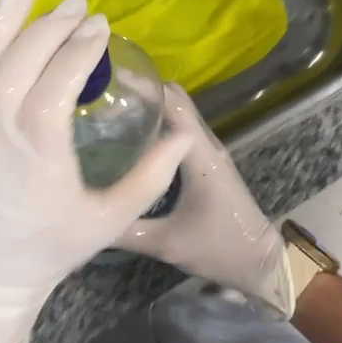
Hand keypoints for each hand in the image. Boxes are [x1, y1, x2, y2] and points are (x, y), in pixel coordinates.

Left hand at [0, 0, 193, 342]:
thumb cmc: (54, 245)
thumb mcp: (112, 219)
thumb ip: (152, 176)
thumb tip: (187, 134)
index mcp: (39, 157)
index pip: (56, 88)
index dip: (78, 52)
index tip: (100, 25)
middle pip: (17, 66)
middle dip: (49, 27)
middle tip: (77, 3)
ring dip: (2, 18)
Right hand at [114, 86, 291, 315]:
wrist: (258, 262)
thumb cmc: (217, 248)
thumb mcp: (166, 244)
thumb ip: (125, 229)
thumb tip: (84, 218)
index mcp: (200, 156)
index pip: (173, 106)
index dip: (144, 88)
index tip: (111, 80)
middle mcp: (207, 145)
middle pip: (176, 102)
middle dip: (144, 93)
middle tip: (104, 96)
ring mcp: (210, 152)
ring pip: (180, 115)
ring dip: (152, 107)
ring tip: (112, 111)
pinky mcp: (208, 162)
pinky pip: (183, 131)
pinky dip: (161, 124)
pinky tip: (133, 137)